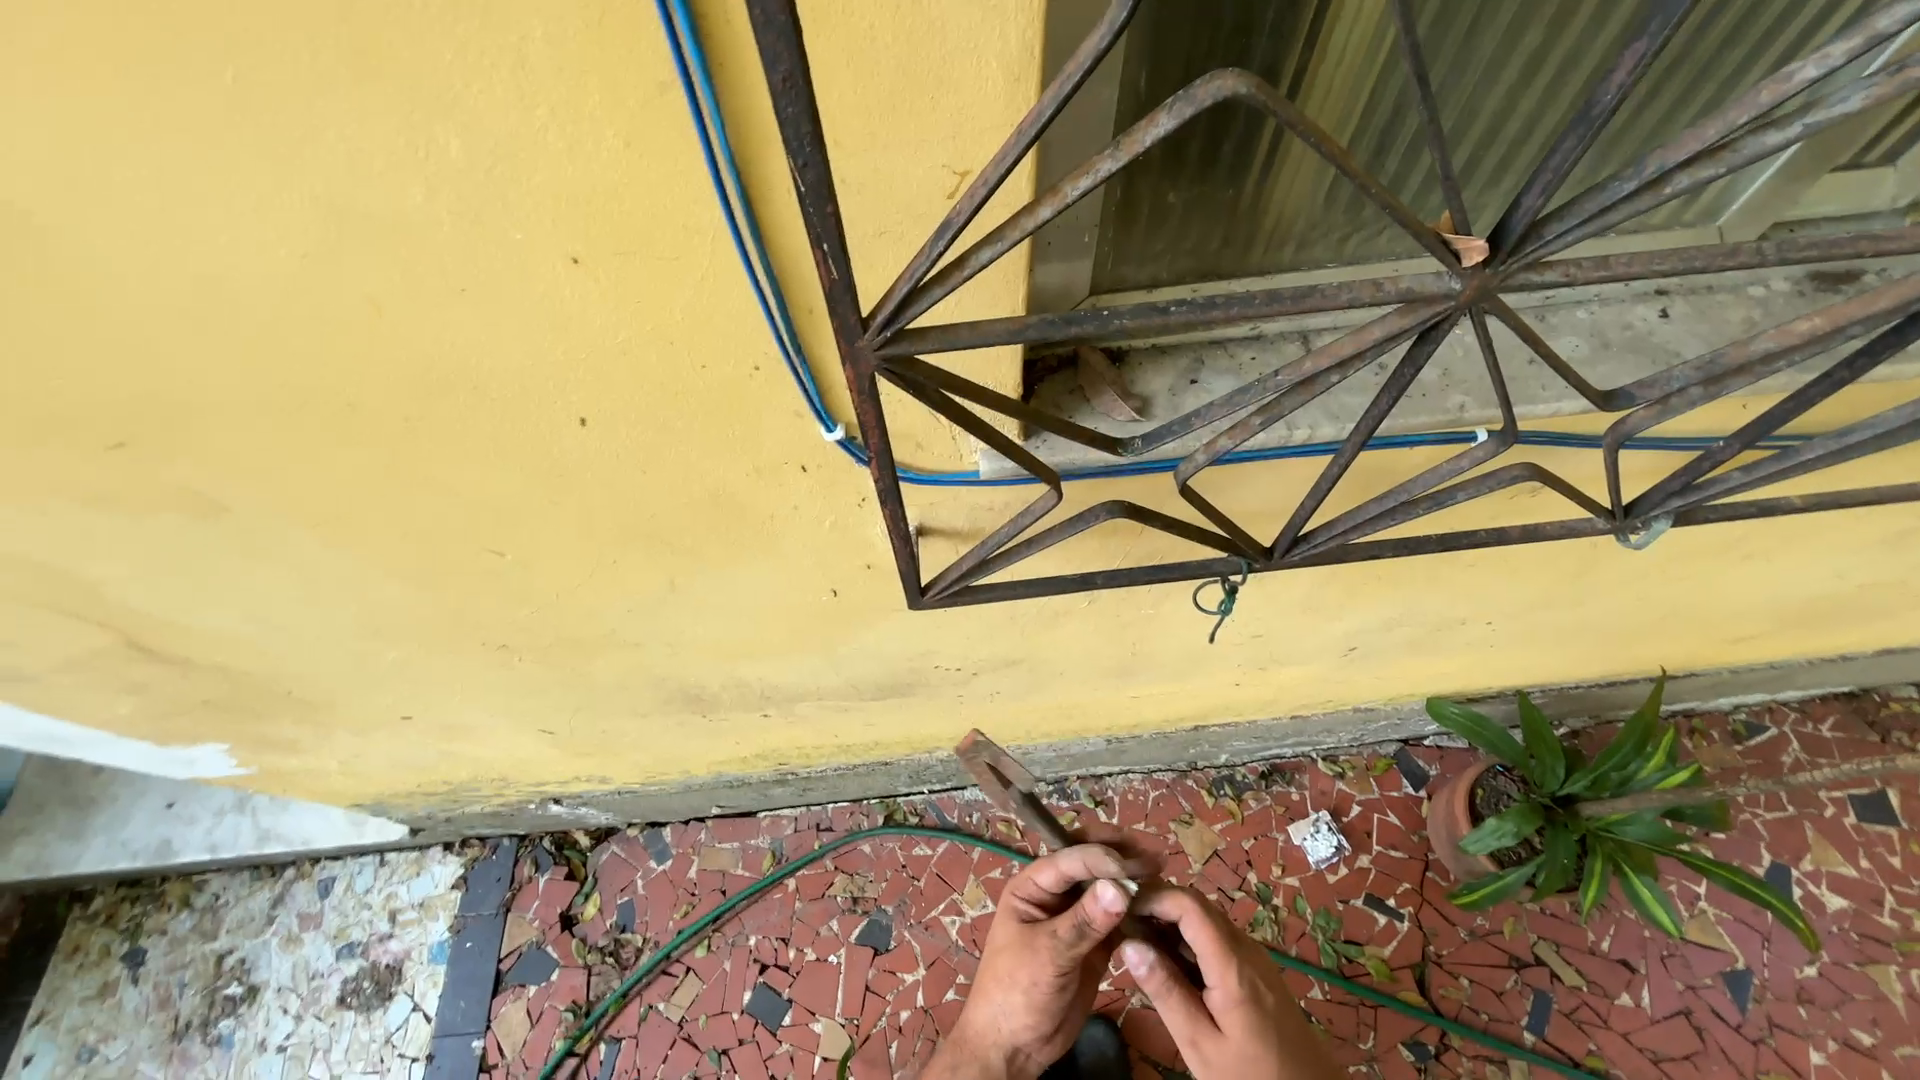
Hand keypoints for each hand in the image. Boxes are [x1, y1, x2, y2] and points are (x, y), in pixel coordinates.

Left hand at [923, 844, 1148, 1079]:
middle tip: (1154, 856)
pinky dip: (1138, 912)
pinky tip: (1159, 906)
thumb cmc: (1016, 992)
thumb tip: (1121, 887)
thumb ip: (1084, 922)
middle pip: (1089, 863)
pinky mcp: (1096, 943)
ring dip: (1133, 880)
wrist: (1015, 1045)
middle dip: (1120, 854)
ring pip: (1107, 888)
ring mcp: (1077, 918)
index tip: (1132, 866)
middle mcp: (1055, 894)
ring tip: (1163, 874)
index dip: (1099, 857)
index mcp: (1032, 887)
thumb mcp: (1047, 954)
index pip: (1068, 858)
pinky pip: (1119, 919)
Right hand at [1120, 886, 1340, 1079]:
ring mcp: (1253, 959)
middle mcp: (1245, 949)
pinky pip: (1215, 940)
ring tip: (1132, 938)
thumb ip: (1166, 992)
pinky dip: (1185, 940)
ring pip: (1205, 920)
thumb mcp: (1201, 1045)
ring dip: (1169, 921)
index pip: (1188, 903)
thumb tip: (1130, 944)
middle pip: (1196, 905)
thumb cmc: (1253, 1078)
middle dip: (1156, 904)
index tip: (1118, 905)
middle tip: (1118, 920)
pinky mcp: (1254, 972)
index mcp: (1232, 964)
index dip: (1152, 895)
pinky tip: (1164, 961)